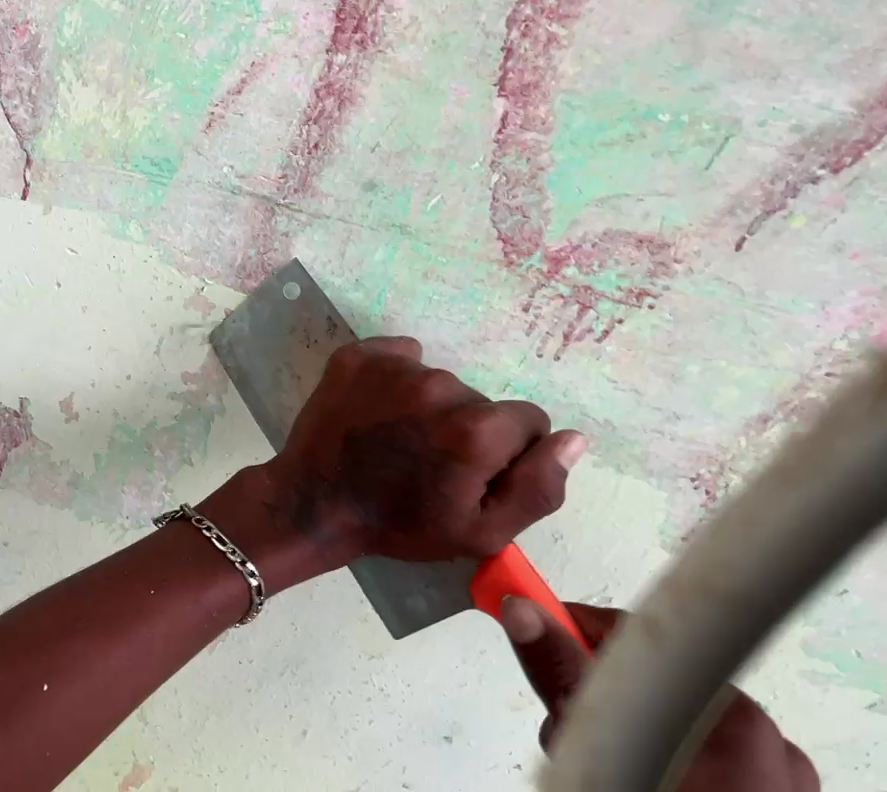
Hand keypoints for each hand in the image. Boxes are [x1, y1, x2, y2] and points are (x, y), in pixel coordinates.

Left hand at [200, 336, 584, 588]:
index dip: (506, 451)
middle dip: (465, 428)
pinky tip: (376, 409)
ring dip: (428, 404)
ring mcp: (393, 365)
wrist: (313, 502)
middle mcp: (439, 385)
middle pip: (479, 400)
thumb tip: (573, 439)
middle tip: (425, 460)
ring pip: (439, 379)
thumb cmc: (400, 523)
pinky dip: (394, 377)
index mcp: (476, 429)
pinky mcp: (356, 355)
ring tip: (395, 438)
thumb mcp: (482, 531)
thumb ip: (538, 487)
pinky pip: (400, 354)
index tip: (470, 472)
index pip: (527, 421)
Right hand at [504, 601, 819, 790]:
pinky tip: (641, 780)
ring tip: (606, 769)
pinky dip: (666, 761)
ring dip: (629, 732)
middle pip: (651, 677)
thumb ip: (559, 675)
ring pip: (674, 718)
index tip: (532, 629)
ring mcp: (783, 780)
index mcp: (728, 712)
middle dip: (597, 695)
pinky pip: (705, 757)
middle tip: (569, 733)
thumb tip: (524, 611)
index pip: (631, 634)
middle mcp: (770, 740)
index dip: (573, 632)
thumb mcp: (594, 747)